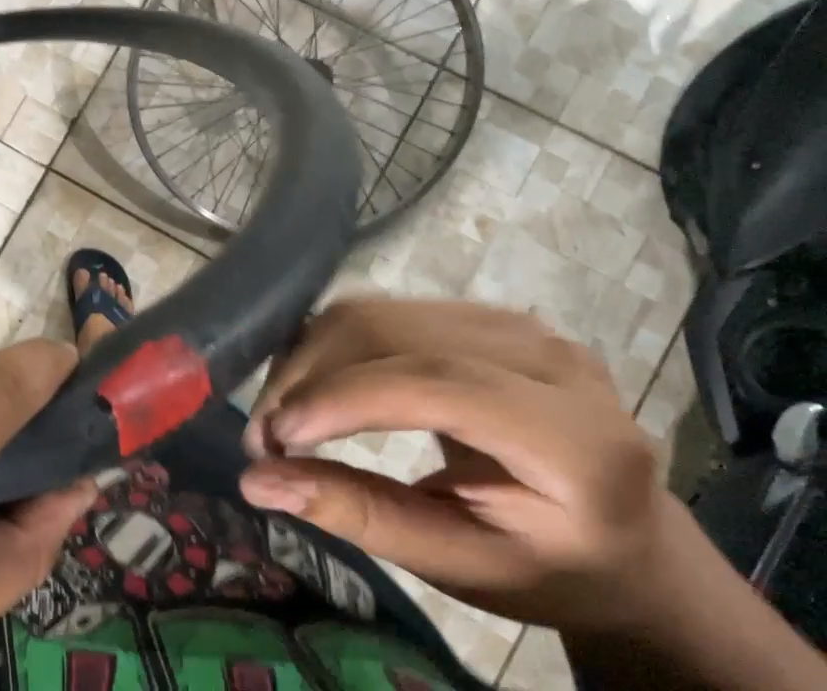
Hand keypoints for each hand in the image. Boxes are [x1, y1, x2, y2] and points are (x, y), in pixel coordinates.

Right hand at [236, 298, 671, 631]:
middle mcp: (550, 360)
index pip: (444, 384)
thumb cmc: (551, 568)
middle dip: (308, 378)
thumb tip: (256, 481)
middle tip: (263, 439)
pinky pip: (379, 311)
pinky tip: (311, 388)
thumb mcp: (464, 566)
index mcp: (576, 438)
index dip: (346, 398)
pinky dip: (326, 346)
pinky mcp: (480, 317)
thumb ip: (363, 516)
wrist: (623, 540)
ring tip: (281, 416)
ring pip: (374, 313)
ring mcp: (514, 327)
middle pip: (393, 334)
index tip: (274, 440)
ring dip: (306, 358)